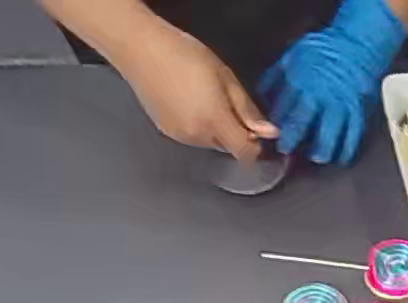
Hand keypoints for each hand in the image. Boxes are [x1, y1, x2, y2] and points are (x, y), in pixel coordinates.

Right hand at [115, 23, 277, 160]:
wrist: (136, 45)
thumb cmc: (183, 54)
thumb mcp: (224, 77)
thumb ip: (248, 110)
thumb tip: (270, 133)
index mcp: (215, 121)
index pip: (246, 154)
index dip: (255, 145)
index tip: (254, 129)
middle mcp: (199, 136)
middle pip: (229, 148)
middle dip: (234, 133)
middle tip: (224, 104)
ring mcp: (182, 137)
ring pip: (212, 143)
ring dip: (216, 130)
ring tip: (202, 100)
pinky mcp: (168, 133)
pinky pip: (194, 138)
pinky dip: (198, 128)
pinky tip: (188, 104)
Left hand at [258, 0, 406, 164]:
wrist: (355, 47)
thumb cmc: (322, 52)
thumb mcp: (292, 56)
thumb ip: (277, 77)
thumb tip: (263, 95)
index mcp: (300, 81)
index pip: (283, 108)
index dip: (276, 124)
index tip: (271, 135)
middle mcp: (319, 96)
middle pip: (302, 124)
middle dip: (292, 141)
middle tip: (286, 152)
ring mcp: (339, 107)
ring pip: (328, 136)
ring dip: (321, 151)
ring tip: (316, 158)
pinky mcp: (356, 114)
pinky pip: (352, 138)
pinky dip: (346, 151)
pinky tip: (340, 158)